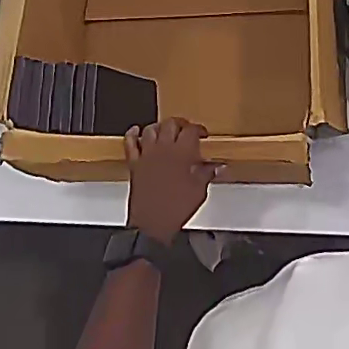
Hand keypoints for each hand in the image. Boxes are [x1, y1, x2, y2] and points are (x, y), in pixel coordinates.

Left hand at [124, 118, 218, 243]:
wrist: (153, 224)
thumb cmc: (175, 208)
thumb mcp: (198, 190)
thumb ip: (207, 173)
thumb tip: (217, 167)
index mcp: (181, 153)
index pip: (191, 130)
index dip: (198, 129)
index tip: (202, 133)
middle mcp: (163, 149)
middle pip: (171, 124)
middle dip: (181, 124)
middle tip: (187, 130)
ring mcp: (147, 154)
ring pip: (151, 129)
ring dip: (160, 127)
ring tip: (167, 131)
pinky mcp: (135, 163)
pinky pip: (130, 143)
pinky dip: (132, 134)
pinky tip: (136, 132)